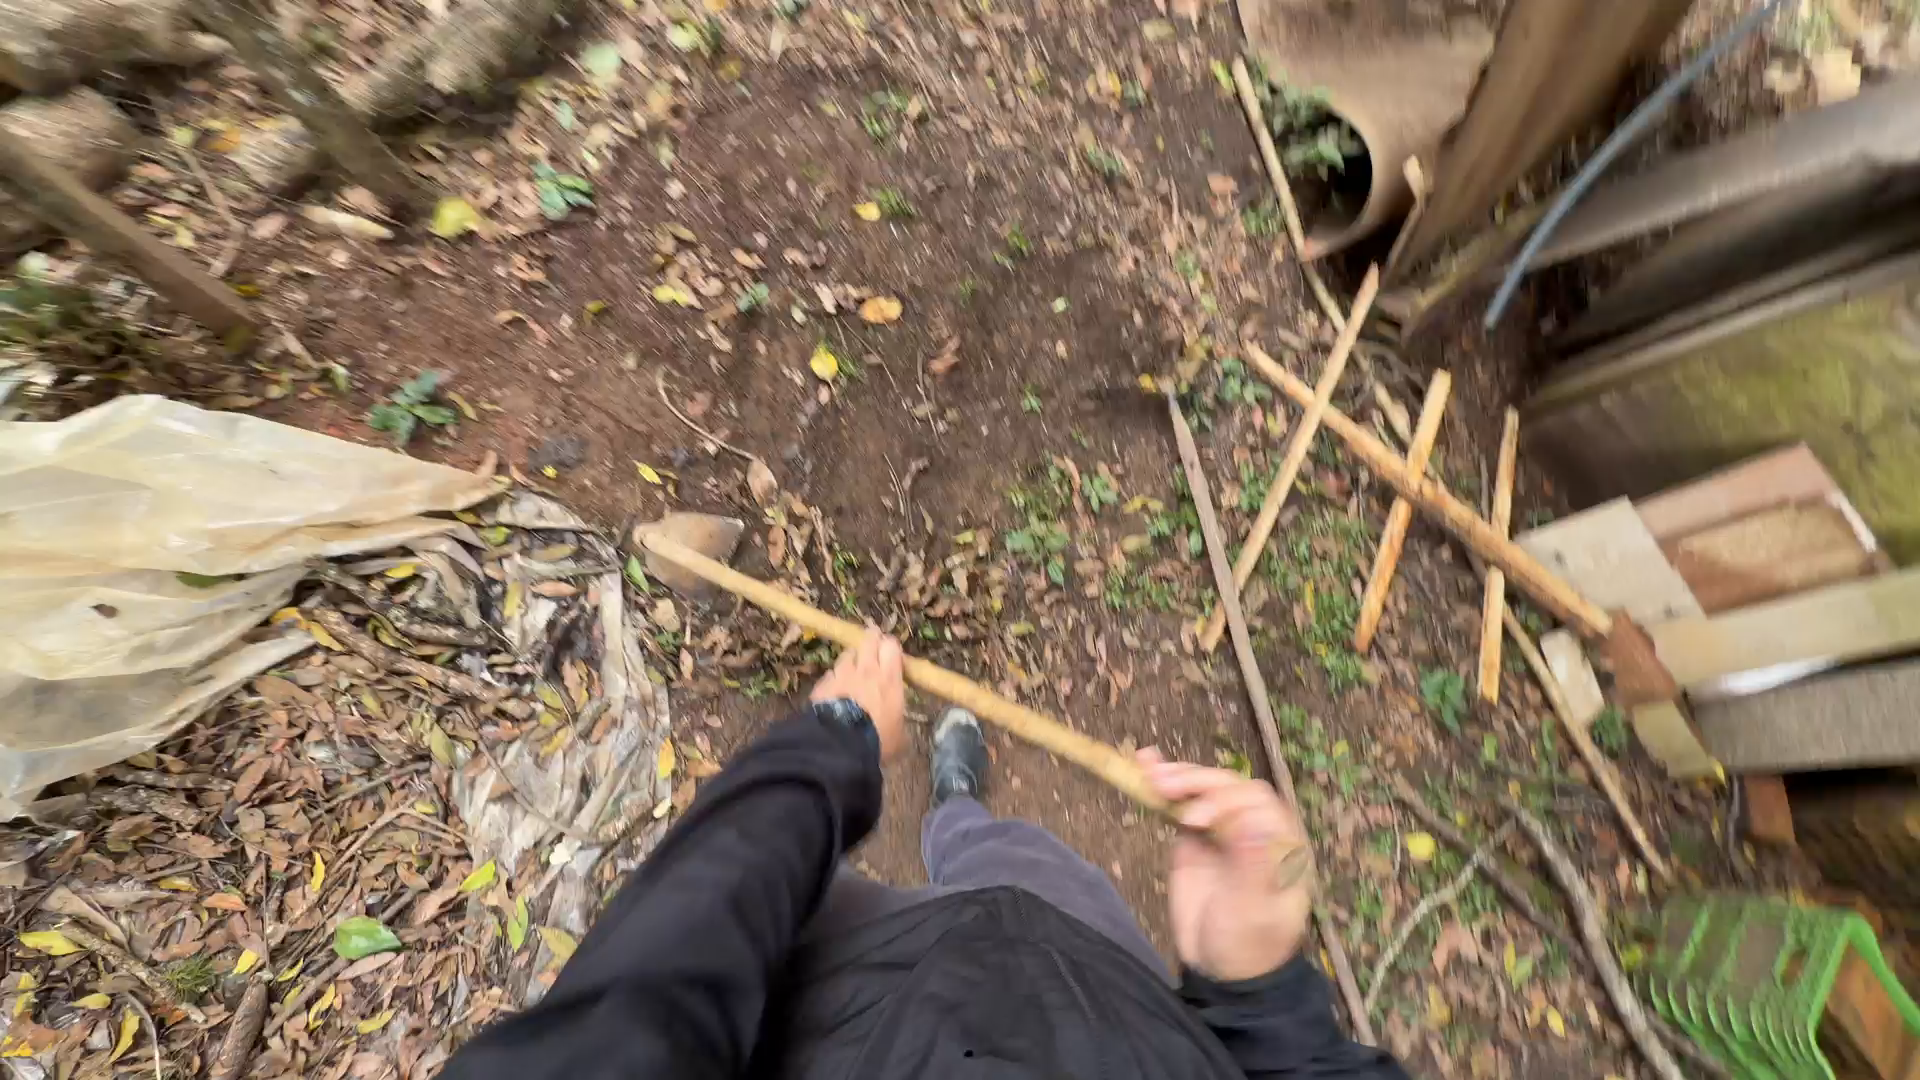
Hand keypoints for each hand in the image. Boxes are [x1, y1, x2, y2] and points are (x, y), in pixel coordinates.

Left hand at [811, 630, 906, 761]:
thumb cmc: (877, 739)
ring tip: (852, 668)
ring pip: (847, 654)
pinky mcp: (823, 684)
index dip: (890, 646)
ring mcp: (842, 675)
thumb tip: (897, 726)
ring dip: (851, 659)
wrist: (840, 745)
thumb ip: (898, 721)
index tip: (891, 653)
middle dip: (871, 639)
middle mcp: (866, 670)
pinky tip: (833, 690)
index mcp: (889, 678)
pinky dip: (833, 679)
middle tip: (873, 645)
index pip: (891, 646)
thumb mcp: (899, 735)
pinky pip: (830, 674)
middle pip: (869, 640)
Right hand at [1140, 749, 1312, 981]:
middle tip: (1164, 787)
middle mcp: (1255, 828)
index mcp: (1281, 844)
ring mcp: (1223, 828)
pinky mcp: (1196, 834)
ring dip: (1178, 775)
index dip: (1224, 801)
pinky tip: (1145, 761)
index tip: (1194, 821)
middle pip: (1227, 787)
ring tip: (1151, 774)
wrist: (1218, 969)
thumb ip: (1254, 868)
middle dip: (1197, 782)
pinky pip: (1182, 801)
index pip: (1255, 802)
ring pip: (1204, 787)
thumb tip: (1255, 825)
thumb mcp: (1253, 913)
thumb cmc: (1247, 946)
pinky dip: (1164, 779)